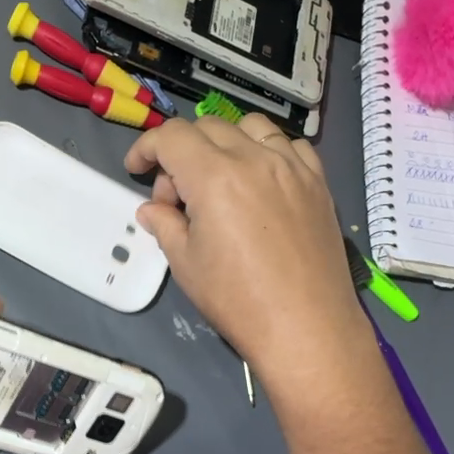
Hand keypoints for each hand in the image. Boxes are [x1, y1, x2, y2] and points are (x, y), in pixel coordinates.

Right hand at [124, 114, 367, 392]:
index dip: (146, 147)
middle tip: (176, 199)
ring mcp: (291, 165)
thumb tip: (152, 210)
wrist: (304, 326)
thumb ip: (165, 227)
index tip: (136, 168)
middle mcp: (255, 158)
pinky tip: (259, 182)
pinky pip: (288, 144)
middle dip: (181, 154)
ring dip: (223, 144)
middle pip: (208, 128)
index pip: (172, 137)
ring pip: (250, 126)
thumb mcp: (186, 266)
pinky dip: (264, 151)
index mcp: (215, 177)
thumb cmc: (237, 301)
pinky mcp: (317, 180)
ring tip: (219, 182)